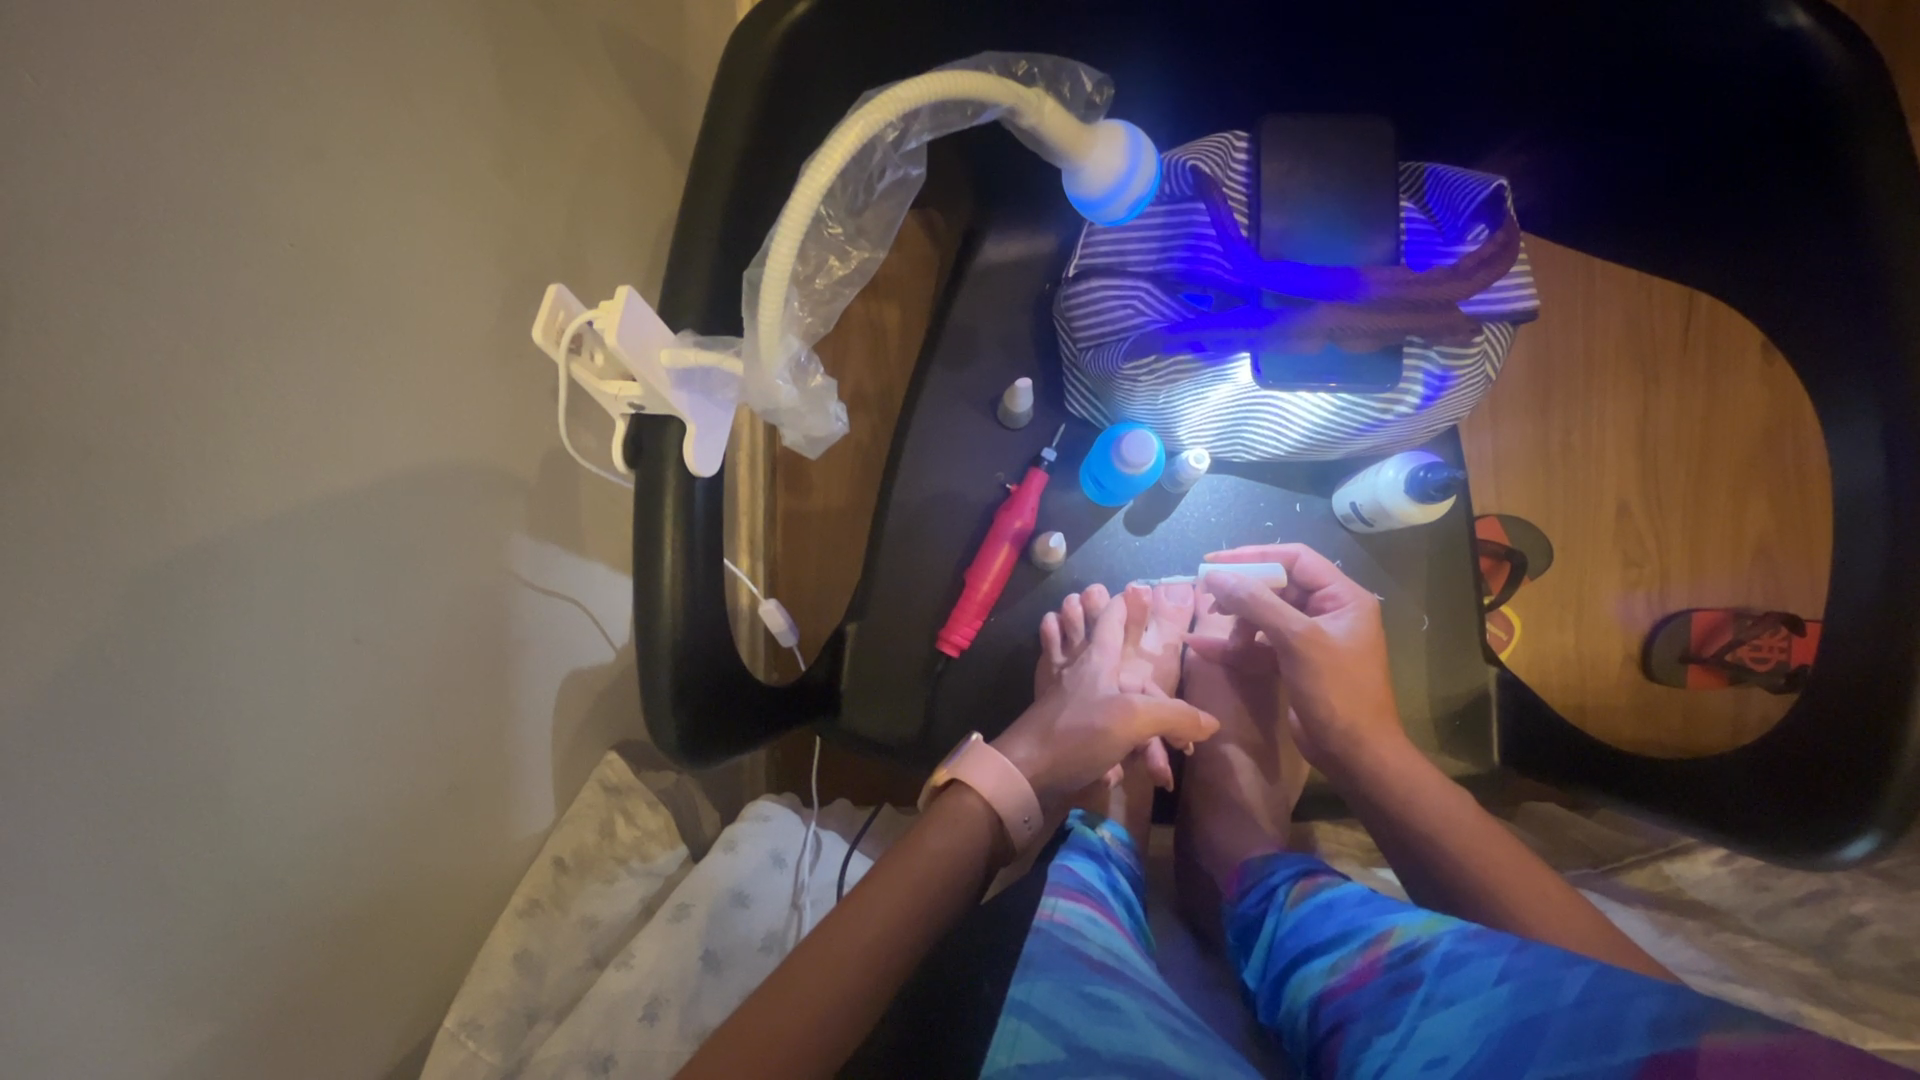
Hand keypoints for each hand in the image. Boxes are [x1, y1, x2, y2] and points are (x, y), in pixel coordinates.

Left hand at [998, 587, 1219, 812]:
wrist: (1026, 768)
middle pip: (1088, 635)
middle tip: (1092, 594)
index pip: (1111, 620)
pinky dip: (1051, 667)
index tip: (1133, 589)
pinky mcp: (1048, 714)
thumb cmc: (1080, 734)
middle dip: (1092, 615)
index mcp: (1098, 660)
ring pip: (1063, 652)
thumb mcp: (1134, 721)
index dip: (1123, 605)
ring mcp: (1058, 690)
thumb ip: (1174, 716)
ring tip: (1054, 614)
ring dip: (1063, 634)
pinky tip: (1055, 671)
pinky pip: (1051, 682)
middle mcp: (1076, 668)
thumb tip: (1211, 722)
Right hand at [1186, 543, 1407, 779]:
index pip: (1294, 559)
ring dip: (1237, 624)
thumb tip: (1215, 575)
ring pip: (1264, 616)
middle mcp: (1328, 612)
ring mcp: (1310, 640)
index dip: (1253, 557)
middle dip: (1241, 593)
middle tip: (1208, 597)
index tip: (1213, 563)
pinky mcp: (1294, 664)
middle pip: (1276, 587)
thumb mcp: (1297, 641)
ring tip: (1216, 636)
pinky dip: (1234, 647)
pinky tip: (1202, 648)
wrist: (1356, 755)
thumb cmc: (1337, 692)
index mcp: (1342, 597)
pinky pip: (1259, 645)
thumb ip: (1256, 603)